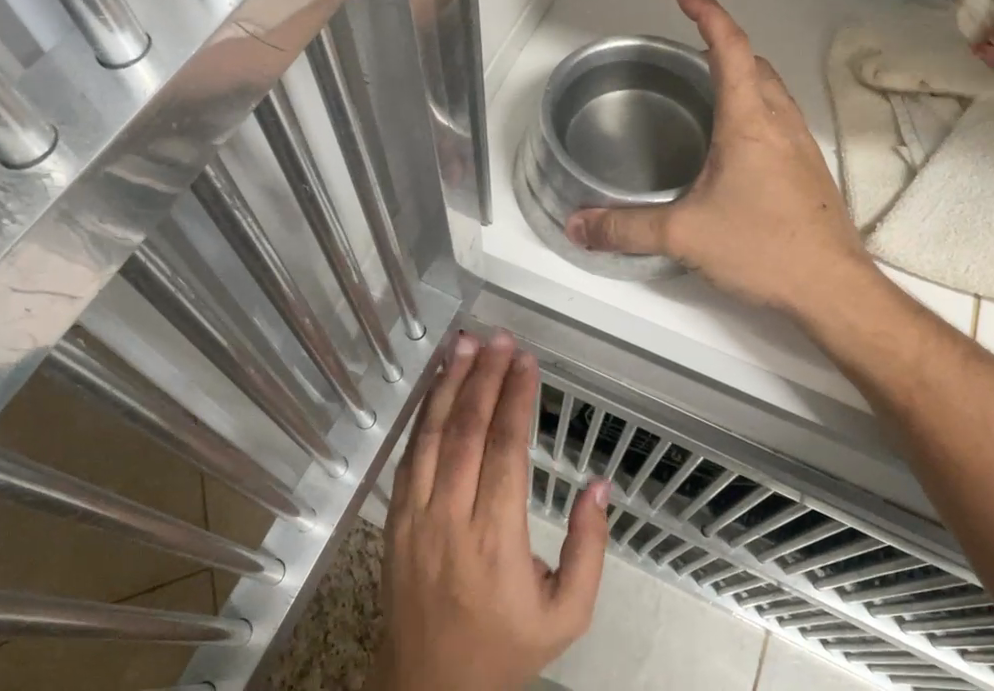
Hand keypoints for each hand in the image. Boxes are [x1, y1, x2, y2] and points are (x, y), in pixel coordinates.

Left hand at [377, 332, 610, 690]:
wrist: (430, 686)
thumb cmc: (506, 647)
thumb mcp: (568, 614)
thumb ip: (589, 548)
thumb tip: (601, 484)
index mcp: (497, 538)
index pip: (506, 448)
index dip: (516, 398)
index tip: (526, 361)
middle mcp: (451, 517)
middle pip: (467, 430)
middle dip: (485, 377)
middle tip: (500, 337)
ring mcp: (415, 515)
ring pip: (431, 434)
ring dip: (449, 384)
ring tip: (465, 343)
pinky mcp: (393, 519)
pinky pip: (408, 455)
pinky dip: (422, 414)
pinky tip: (435, 386)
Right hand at [566, 0, 871, 316]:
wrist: (833, 288)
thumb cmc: (764, 248)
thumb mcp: (684, 236)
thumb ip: (625, 228)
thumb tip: (578, 226)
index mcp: (749, 122)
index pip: (730, 47)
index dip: (708, 13)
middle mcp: (781, 124)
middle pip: (756, 64)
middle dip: (723, 46)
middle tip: (689, 51)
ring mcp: (802, 147)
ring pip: (773, 92)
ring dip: (744, 78)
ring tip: (708, 92)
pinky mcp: (809, 172)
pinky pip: (780, 121)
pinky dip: (756, 111)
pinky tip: (734, 148)